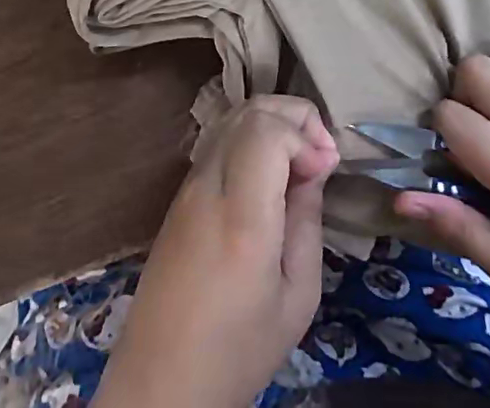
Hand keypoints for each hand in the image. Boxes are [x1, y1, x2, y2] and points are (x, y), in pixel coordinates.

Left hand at [93, 96, 339, 407]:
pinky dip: (250, 135)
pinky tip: (270, 169)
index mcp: (240, 216)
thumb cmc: (239, 348)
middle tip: (321, 152)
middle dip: (294, 115)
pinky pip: (217, 141)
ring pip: (229, 118)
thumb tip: (314, 165)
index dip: (304, 134)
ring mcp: (187, 186)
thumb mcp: (297, 295)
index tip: (327, 167)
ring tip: (299, 158)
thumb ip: (307, 219)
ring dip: (271, 121)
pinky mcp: (178, 194)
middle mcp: (207, 187)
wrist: (162, 379)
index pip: (266, 131)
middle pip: (248, 111)